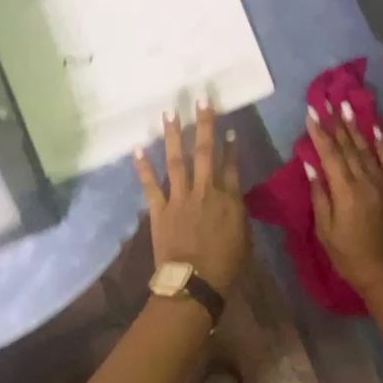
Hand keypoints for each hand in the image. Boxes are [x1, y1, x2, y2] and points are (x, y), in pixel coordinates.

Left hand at [135, 102, 250, 293]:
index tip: (230, 130)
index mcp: (230, 200)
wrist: (195, 284)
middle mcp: (206, 191)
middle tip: (201, 98)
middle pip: (205, 152)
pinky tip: (138, 147)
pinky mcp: (160, 210)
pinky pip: (150, 184)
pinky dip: (143, 166)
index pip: (232, 166)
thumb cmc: (226, 267)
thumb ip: (239, 215)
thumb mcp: (245, 239)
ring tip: (170, 111)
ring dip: (174, 134)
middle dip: (205, 123)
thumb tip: (235, 201)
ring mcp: (180, 198)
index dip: (232, 147)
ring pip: (177, 160)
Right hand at [307, 102, 382, 296]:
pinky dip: (382, 144)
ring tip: (347, 106)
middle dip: (336, 122)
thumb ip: (320, 196)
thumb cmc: (349, 256)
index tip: (311, 112)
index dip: (319, 132)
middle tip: (327, 100)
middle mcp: (366, 181)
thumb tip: (311, 166)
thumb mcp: (326, 230)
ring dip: (356, 127)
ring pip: (367, 149)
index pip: (330, 154)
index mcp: (345, 191)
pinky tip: (375, 129)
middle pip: (348, 146)